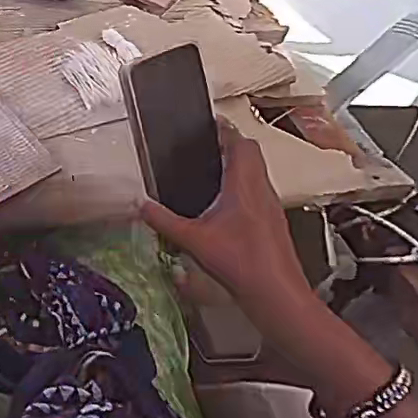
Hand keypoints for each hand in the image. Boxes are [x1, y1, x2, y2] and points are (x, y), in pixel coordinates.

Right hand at [137, 116, 316, 325]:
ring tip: (212, 166)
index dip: (226, 129)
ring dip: (239, 163)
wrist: (277, 295)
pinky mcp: (273, 222)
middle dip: (231, 144)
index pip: (241, 144)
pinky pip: (259, 190)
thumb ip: (163, 220)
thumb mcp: (192, 240)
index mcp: (244, 184)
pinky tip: (225, 201)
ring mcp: (271, 206)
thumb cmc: (238, 262)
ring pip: (258, 172)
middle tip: (207, 143)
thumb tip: (139, 204)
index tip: (209, 122)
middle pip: (251, 154)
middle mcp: (262, 189)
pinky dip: (243, 183)